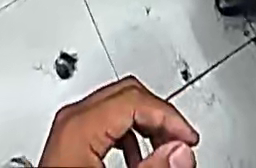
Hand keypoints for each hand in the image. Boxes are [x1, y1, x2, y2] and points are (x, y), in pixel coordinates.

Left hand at [39, 76, 199, 167]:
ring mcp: (68, 127)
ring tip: (163, 152)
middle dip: (159, 117)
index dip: (169, 116)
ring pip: (119, 106)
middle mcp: (72, 118)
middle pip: (128, 95)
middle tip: (180, 142)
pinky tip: (138, 159)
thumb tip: (180, 150)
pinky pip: (105, 122)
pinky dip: (128, 135)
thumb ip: (150, 167)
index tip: (187, 137)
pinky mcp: (69, 140)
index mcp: (79, 123)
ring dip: (145, 126)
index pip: (136, 99)